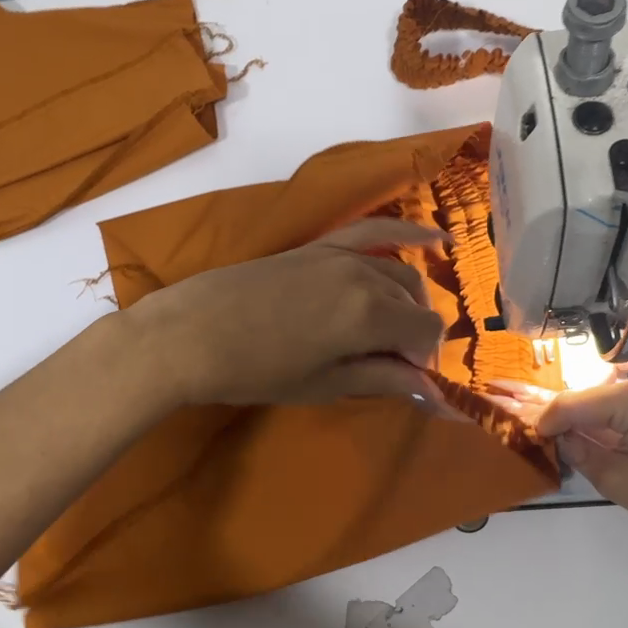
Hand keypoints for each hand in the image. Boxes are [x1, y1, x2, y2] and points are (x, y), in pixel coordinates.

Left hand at [125, 218, 453, 408]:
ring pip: (399, 272)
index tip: (401, 379)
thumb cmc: (255, 371)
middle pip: (414, 303)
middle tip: (389, 366)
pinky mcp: (319, 245)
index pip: (427, 332)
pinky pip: (374, 231)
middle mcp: (365, 276)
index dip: (423, 360)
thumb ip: (384, 380)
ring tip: (393, 329)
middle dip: (412, 336)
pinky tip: (436, 236)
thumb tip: (437, 396)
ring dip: (408, 300)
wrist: (190, 334)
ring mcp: (342, 254)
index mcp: (370, 315)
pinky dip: (407, 231)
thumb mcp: (323, 384)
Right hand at [536, 373, 627, 557]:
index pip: (579, 402)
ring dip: (592, 406)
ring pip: (616, 386)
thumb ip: (581, 452)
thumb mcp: (619, 482)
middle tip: (541, 424)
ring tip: (568, 428)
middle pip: (597, 389)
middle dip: (569, 409)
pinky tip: (600, 427)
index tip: (531, 433)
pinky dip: (617, 408)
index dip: (549, 419)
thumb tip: (558, 436)